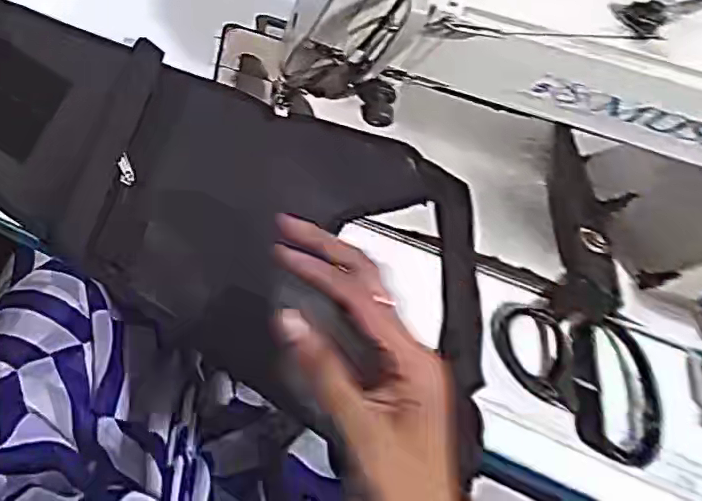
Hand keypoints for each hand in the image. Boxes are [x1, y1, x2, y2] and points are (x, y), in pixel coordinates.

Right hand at [276, 215, 462, 500]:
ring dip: (329, 268)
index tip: (285, 249)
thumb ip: (323, 371)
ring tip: (297, 246)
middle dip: (328, 248)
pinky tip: (309, 294)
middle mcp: (414, 354)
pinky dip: (329, 302)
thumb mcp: (361, 430)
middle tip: (292, 226)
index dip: (318, 267)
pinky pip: (357, 324)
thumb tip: (290, 319)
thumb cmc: (410, 491)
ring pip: (363, 297)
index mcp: (416, 359)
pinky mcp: (389, 376)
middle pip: (368, 280)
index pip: (360, 294)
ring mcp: (403, 363)